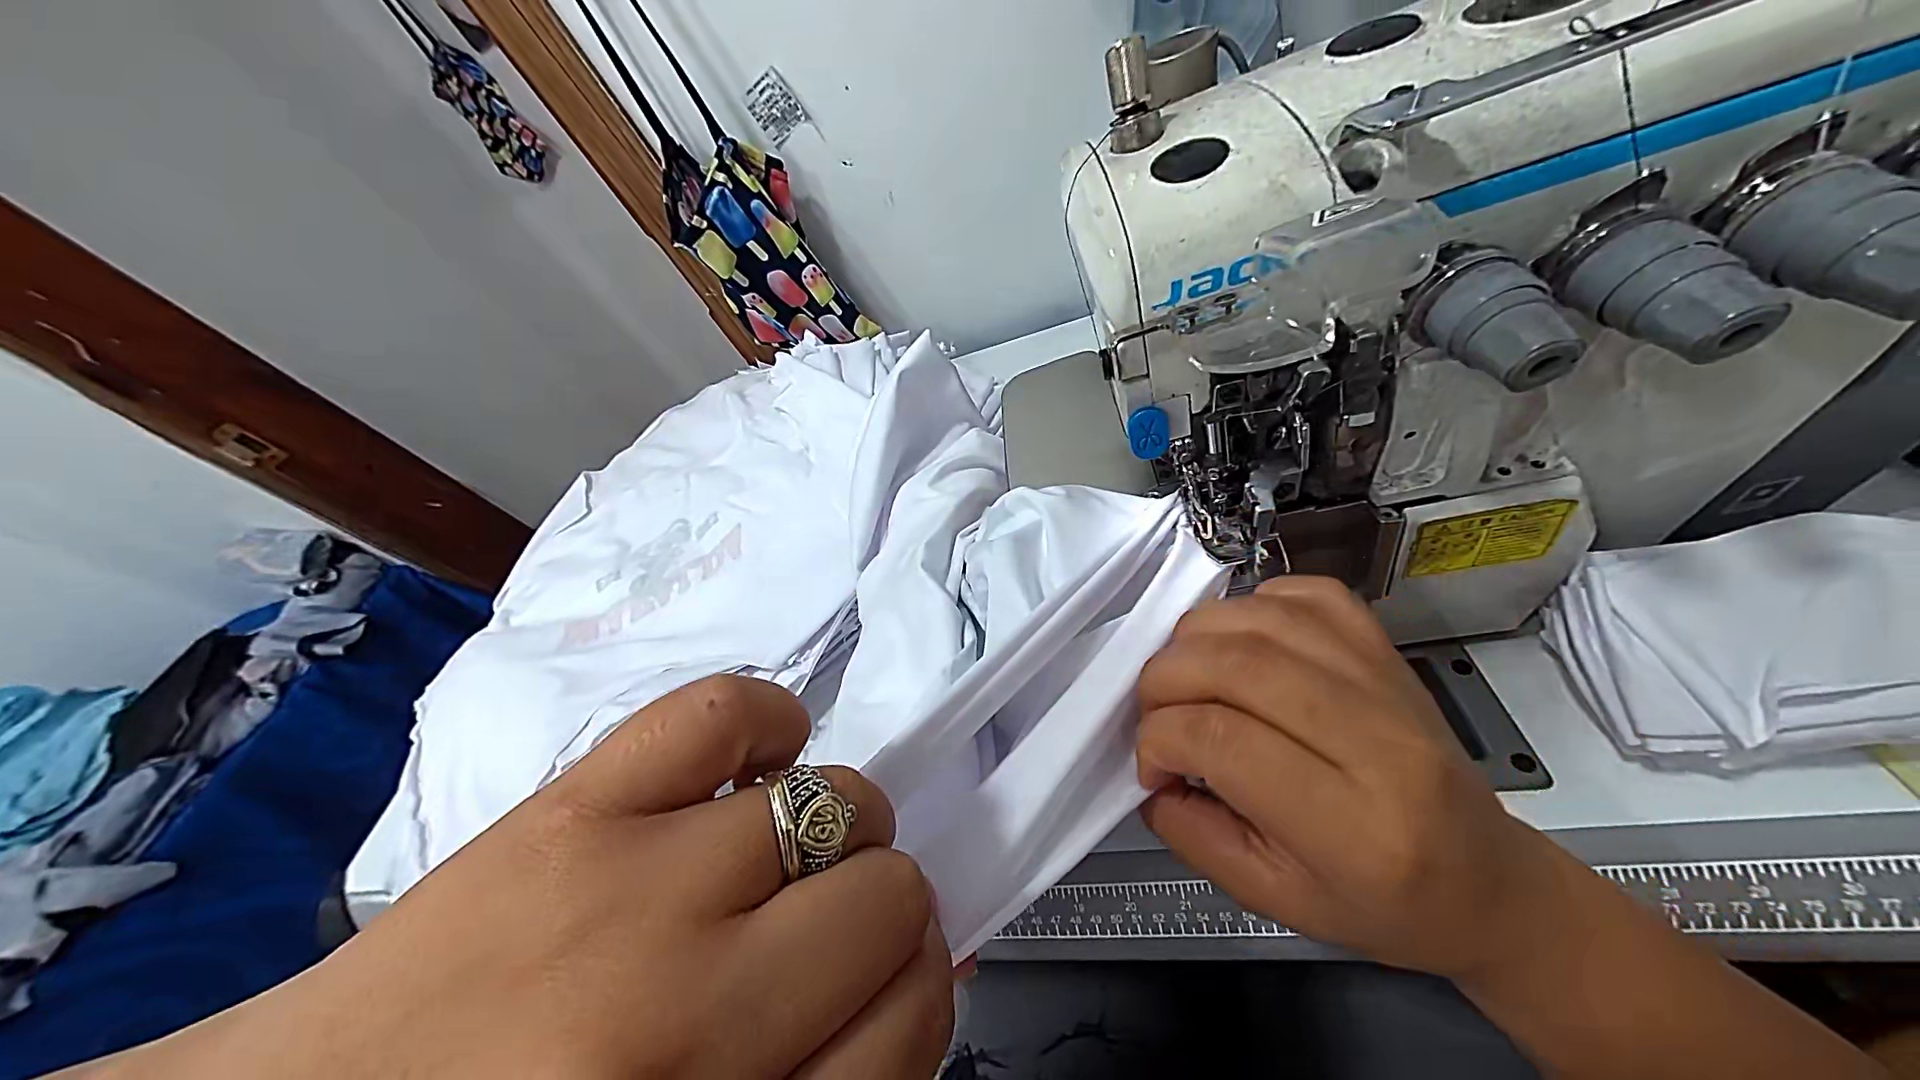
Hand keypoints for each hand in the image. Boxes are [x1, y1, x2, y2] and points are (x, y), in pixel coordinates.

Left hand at [102, 676, 953, 1078]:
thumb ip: (840, 1074)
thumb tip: (940, 959)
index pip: (912, 1023)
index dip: (915, 994)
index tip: (880, 986)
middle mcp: (683, 1012)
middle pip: (888, 900)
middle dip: (879, 911)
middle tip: (825, 927)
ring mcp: (625, 888)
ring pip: (837, 802)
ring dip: (840, 825)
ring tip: (788, 849)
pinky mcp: (570, 805)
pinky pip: (721, 711)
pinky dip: (768, 721)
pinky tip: (759, 760)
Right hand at [1134, 578, 1887, 1078]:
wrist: (1488, 883)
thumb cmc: (1381, 905)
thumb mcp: (1272, 899)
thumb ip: (1192, 833)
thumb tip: (1148, 770)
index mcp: (1353, 827)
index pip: (1221, 739)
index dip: (1158, 739)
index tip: (1151, 764)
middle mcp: (1378, 741)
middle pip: (1236, 664)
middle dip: (1163, 679)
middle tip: (1153, 712)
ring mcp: (1388, 681)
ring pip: (1262, 619)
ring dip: (1195, 637)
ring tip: (1185, 677)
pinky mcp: (1388, 650)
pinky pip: (1306, 594)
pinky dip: (1251, 605)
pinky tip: (1237, 642)